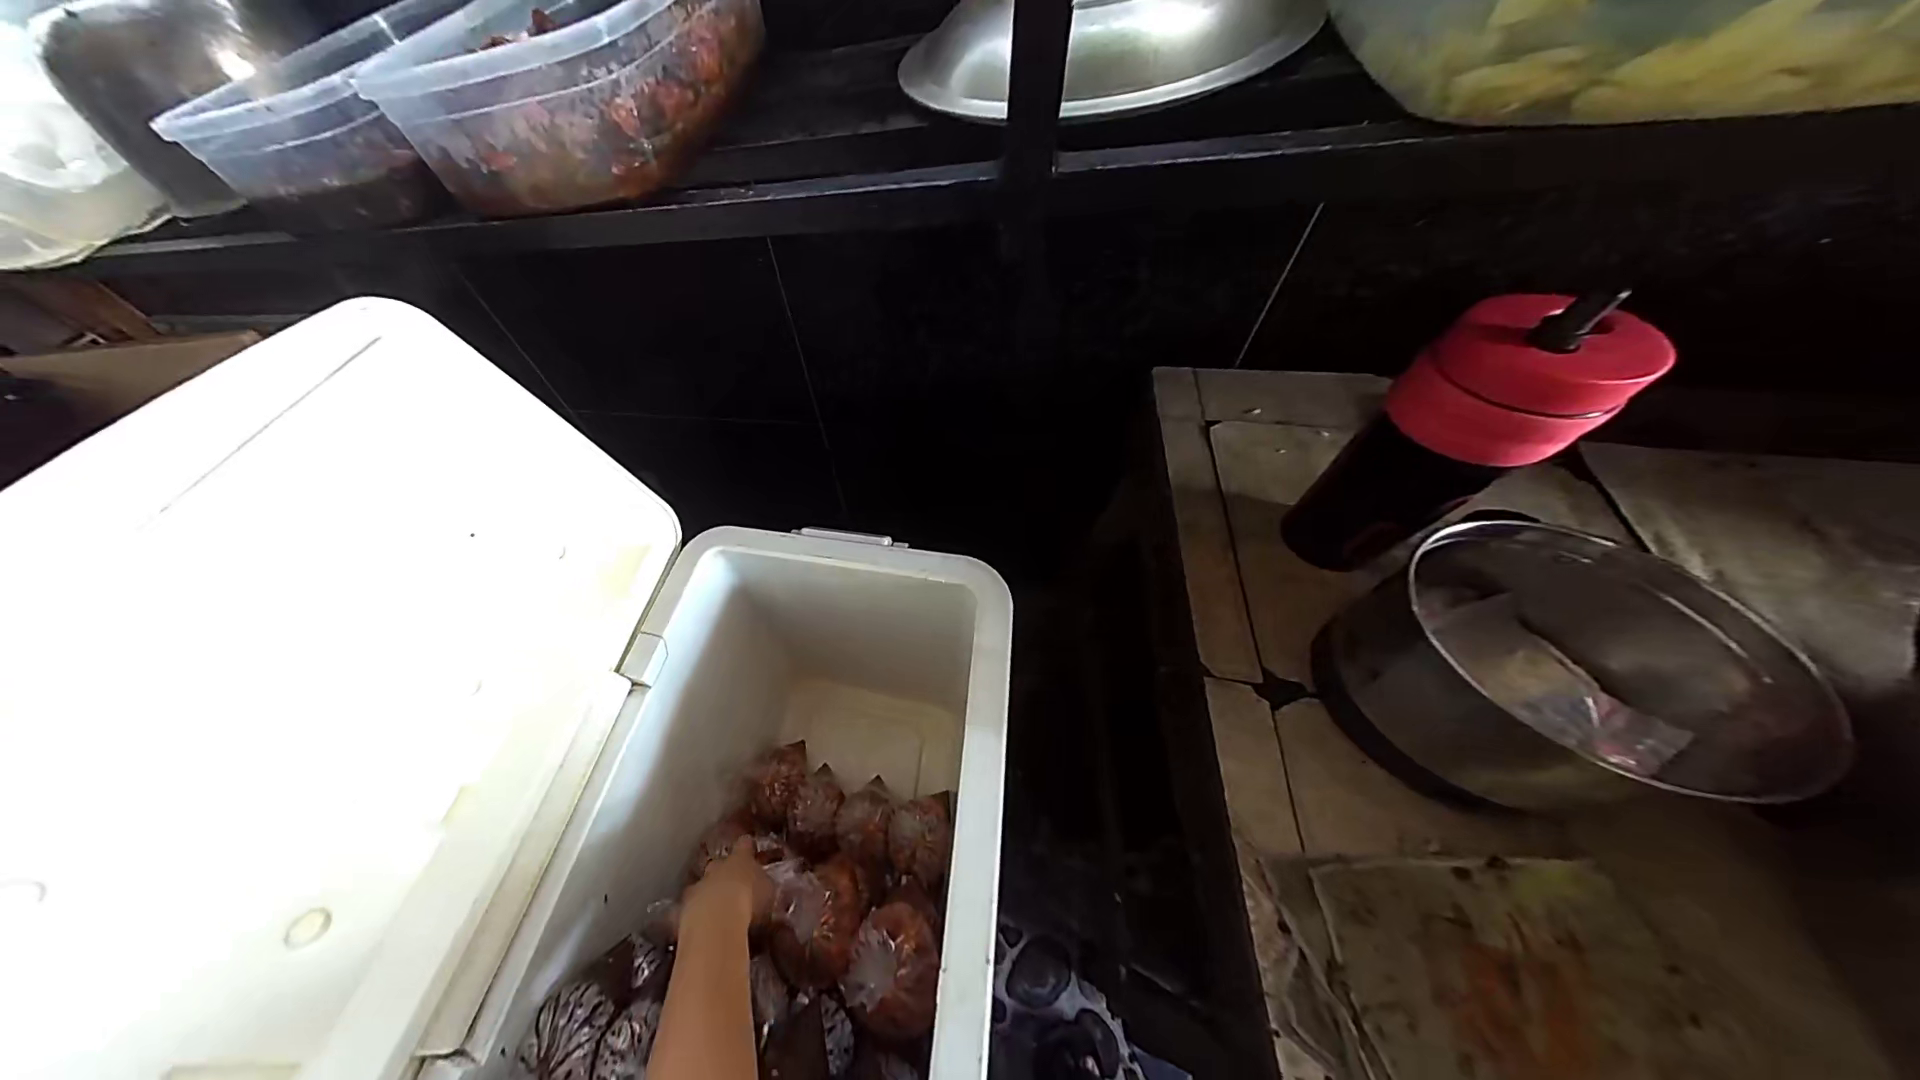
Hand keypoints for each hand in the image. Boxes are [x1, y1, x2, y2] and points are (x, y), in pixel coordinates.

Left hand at [685, 841, 772, 928]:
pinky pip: (689, 911)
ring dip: (708, 895)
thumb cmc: (749, 901)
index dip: (748, 847)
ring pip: (702, 887)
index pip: (745, 844)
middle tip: (734, 885)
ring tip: (718, 911)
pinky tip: (702, 928)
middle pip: (719, 864)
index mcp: (740, 859)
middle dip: (724, 873)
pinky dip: (695, 916)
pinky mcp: (682, 912)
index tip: (751, 848)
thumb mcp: (769, 891)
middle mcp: (716, 868)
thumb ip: (766, 886)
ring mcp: (697, 889)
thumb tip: (766, 886)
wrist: (715, 924)